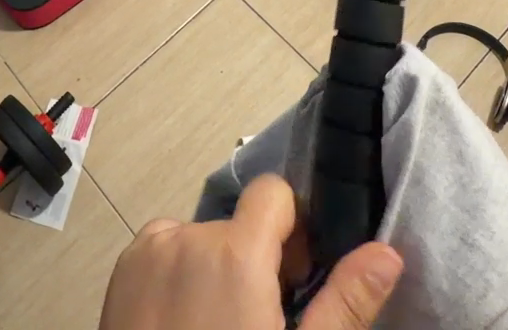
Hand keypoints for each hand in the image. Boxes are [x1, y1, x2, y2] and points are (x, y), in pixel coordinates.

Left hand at [98, 174, 403, 329]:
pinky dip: (176, 276)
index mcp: (234, 251)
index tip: (293, 280)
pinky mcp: (119, 273)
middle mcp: (186, 236)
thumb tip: (388, 252)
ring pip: (199, 241)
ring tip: (216, 329)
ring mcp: (146, 252)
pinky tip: (181, 327)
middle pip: (236, 225)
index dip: (291, 229)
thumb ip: (344, 303)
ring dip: (213, 268)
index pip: (272, 191)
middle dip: (253, 260)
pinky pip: (162, 253)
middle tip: (258, 321)